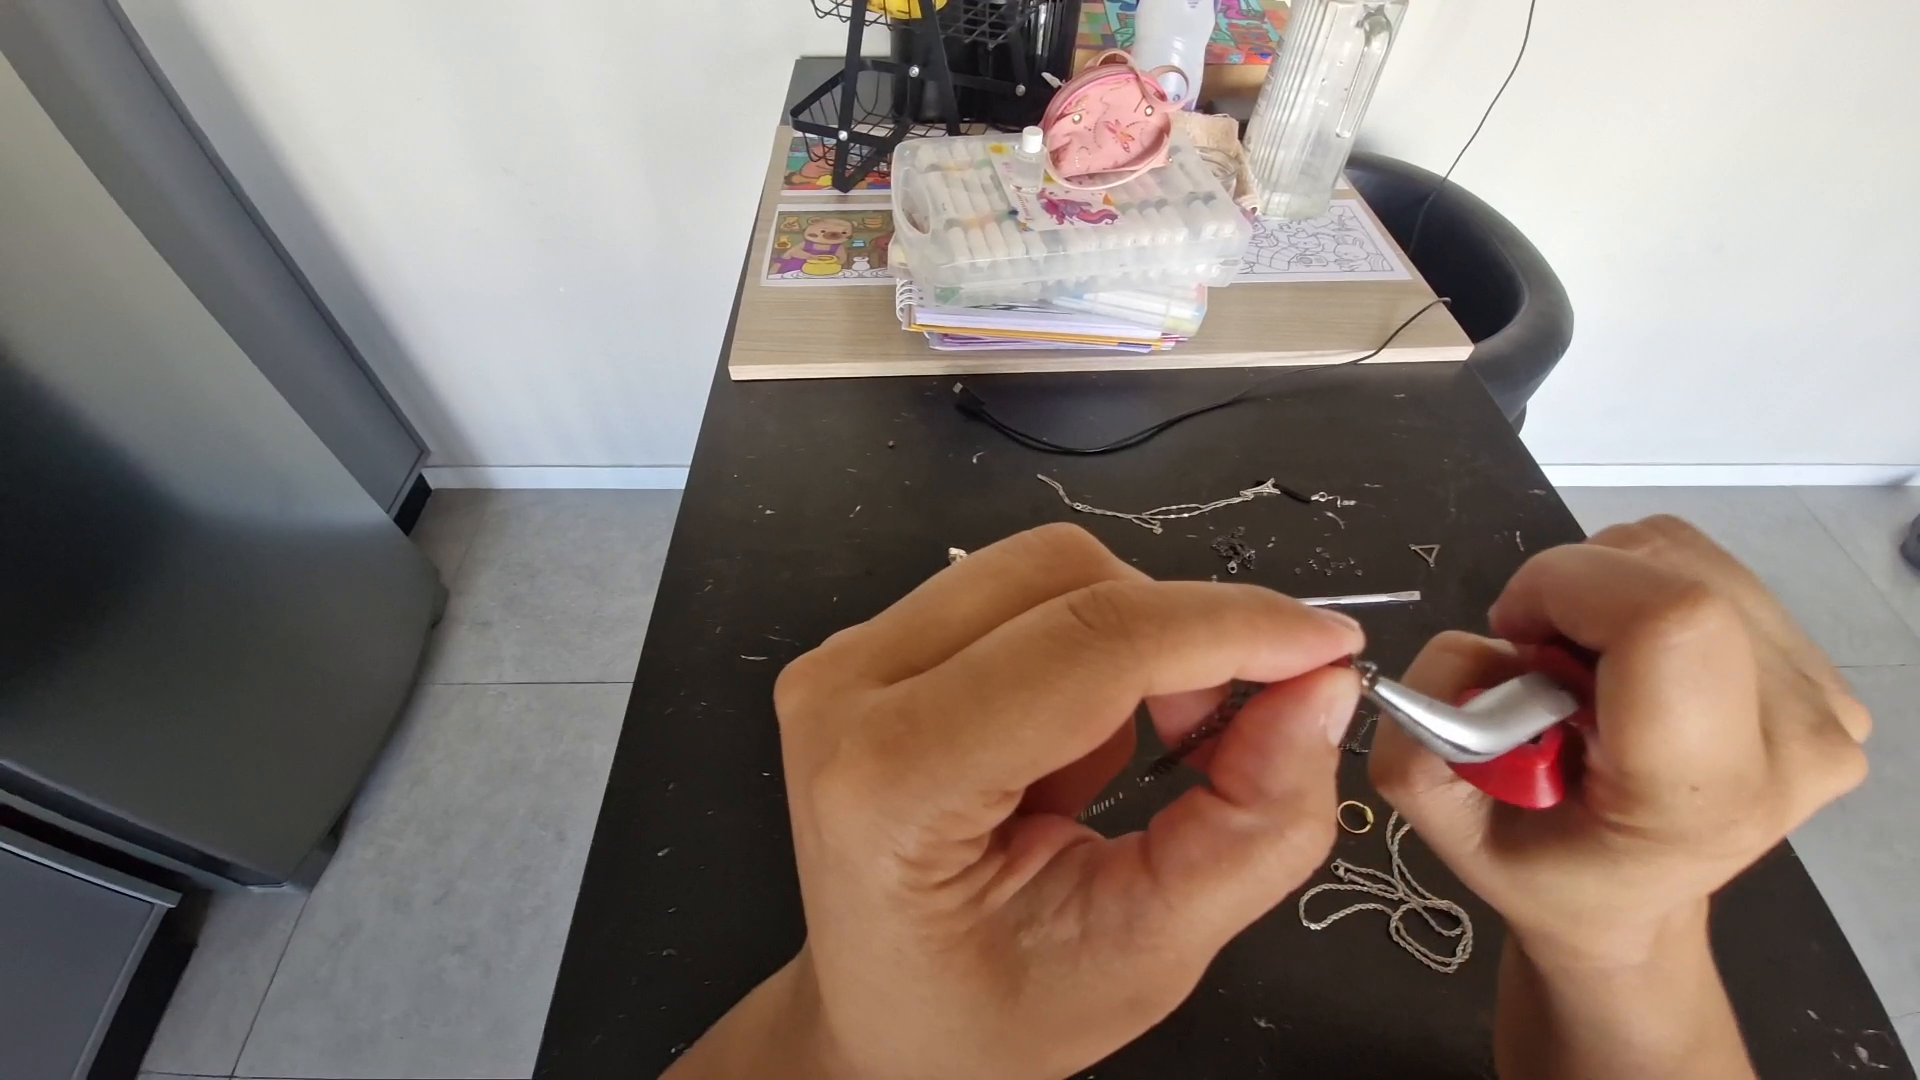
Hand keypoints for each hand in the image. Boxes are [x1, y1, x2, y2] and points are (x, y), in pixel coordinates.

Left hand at [667, 524, 1363, 1079]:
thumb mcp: (1143, 950)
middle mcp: (846, 686)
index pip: (1087, 647)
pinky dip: (1078, 638)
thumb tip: (1320, 687)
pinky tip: (1069, 727)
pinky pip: (1008, 591)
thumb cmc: (989, 1007)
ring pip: (1038, 568)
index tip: (1327, 647)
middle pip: (1061, 573)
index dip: (1228, 628)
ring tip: (1131, 741)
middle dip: (1177, 630)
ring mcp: (844, 654)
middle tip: (1214, 727)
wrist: (873, 1005)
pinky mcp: (863, 643)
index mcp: (892, 780)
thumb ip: (1253, 823)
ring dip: (1126, 633)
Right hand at [1371, 515, 1870, 1079]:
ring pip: (1676, 555)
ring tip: (1571, 664)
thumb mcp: (1438, 819)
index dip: (1560, 588)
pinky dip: (1629, 591)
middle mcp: (1789, 742)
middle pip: (1666, 573)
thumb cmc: (1535, 866)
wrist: (1627, 896)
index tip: (1511, 635)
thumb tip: (1472, 655)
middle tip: (1529, 660)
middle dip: (1563, 588)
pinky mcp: (1818, 674)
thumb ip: (1418, 738)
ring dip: (1594, 590)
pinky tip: (1615, 654)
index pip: (1669, 620)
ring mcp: (1820, 705)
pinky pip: (1699, 568)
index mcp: (1696, 791)